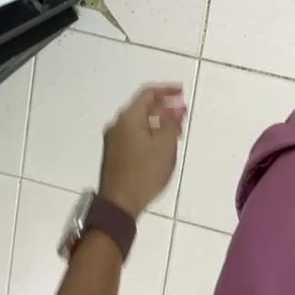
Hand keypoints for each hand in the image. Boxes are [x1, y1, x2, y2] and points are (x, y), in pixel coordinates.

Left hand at [98, 84, 185, 216]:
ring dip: (157, 121)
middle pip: (142, 107)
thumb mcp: (165, 146)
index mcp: (128, 117)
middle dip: (163, 107)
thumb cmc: (145, 172)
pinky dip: (148, 132)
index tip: (182, 92)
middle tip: (181, 112)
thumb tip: (176, 107)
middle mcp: (117, 124)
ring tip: (175, 130)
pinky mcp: (113, 153)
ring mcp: (113, 139)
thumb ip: (171, 123)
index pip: (148, 94)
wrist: (118, 204)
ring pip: (138, 122)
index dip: (167, 90)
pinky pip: (133, 134)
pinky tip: (160, 144)